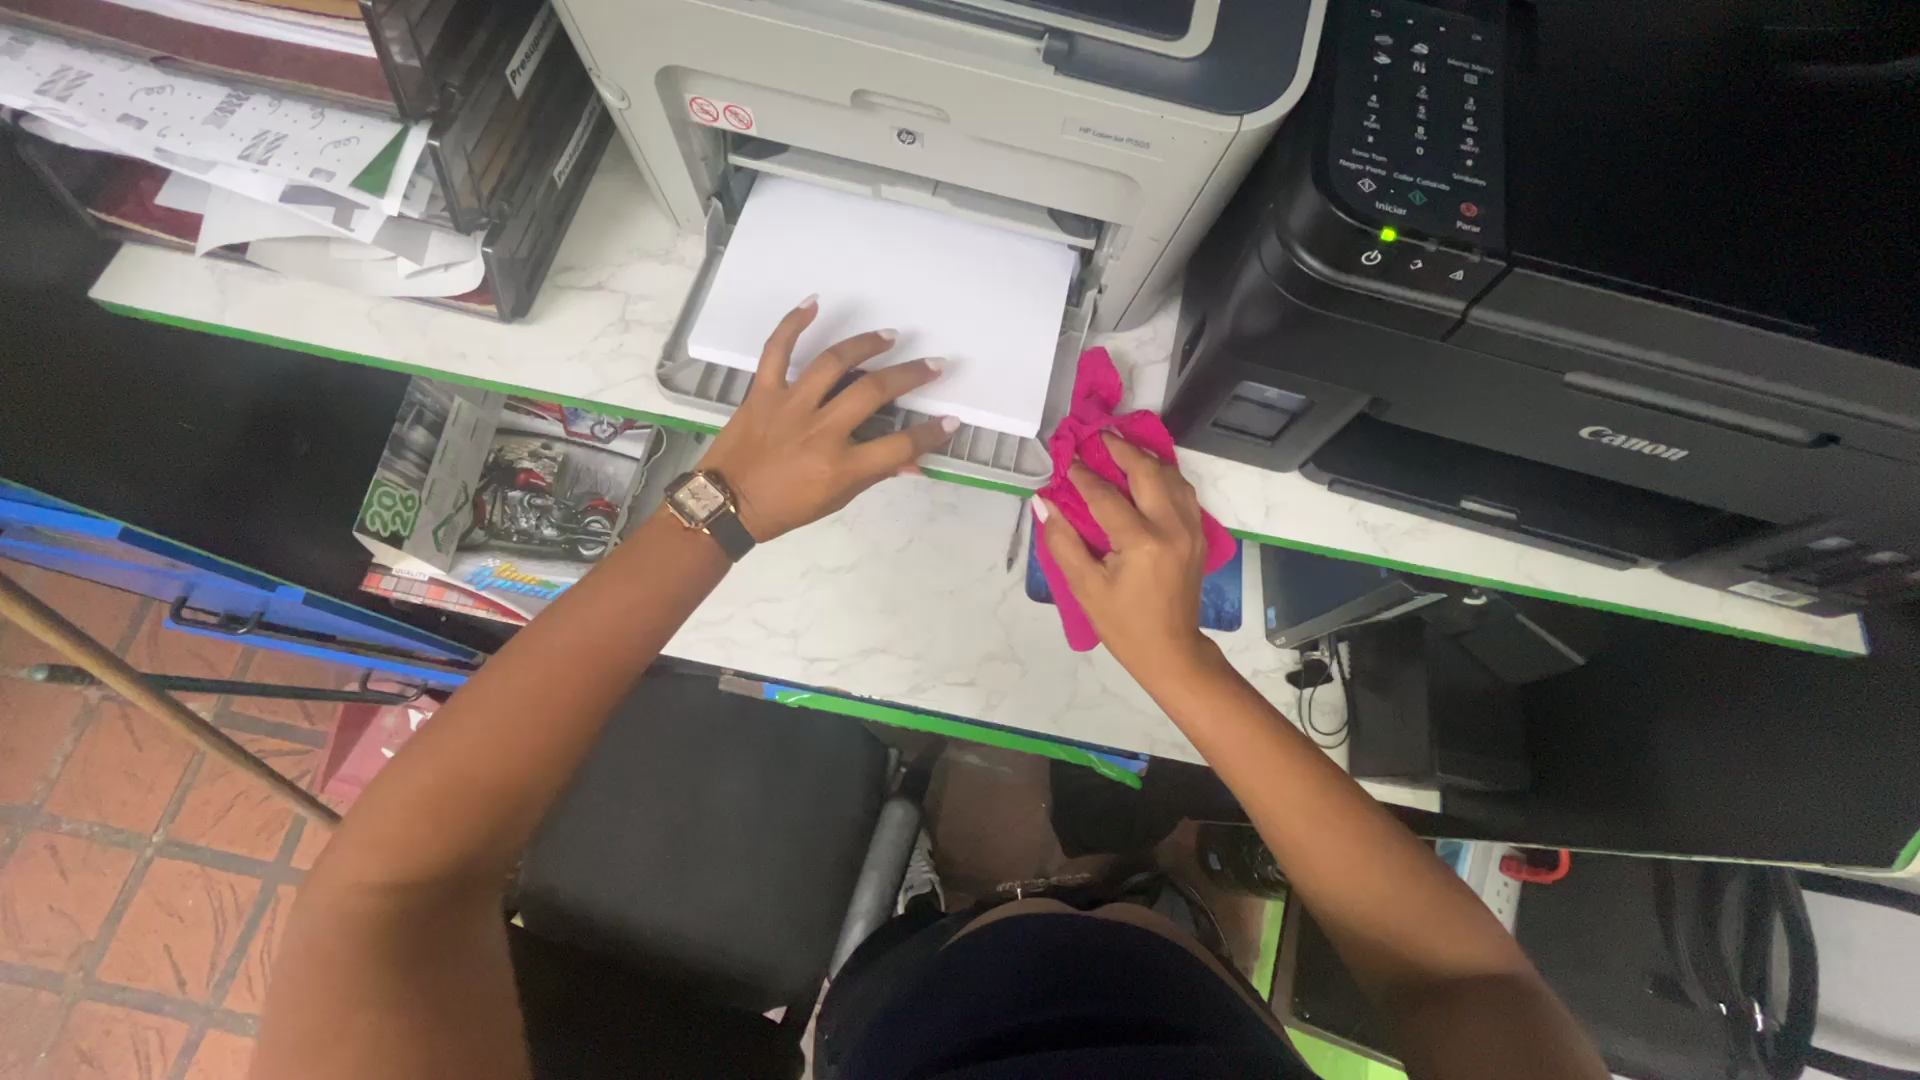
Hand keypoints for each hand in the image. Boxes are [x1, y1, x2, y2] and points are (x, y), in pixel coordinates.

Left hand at [697, 296, 958, 540]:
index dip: (930, 434)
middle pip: (873, 393)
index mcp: (841, 466)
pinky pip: (777, 350)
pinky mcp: (763, 392)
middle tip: (932, 365)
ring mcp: (790, 406)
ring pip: (833, 363)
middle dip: (909, 376)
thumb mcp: (836, 499)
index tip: (951, 421)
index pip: (899, 446)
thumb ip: (874, 475)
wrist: (728, 504)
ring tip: (889, 335)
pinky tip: (814, 303)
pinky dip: (792, 323)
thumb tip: (914, 464)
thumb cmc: (786, 507)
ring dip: (865, 344)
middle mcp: (820, 431)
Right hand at [1038, 434, 1219, 682]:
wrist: (1169, 649)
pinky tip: (1147, 472)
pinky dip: (1164, 475)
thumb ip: (1063, 540)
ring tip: (1122, 447)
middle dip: (1122, 450)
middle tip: (1099, 437)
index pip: (1106, 497)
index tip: (1067, 461)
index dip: (1083, 477)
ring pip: (1172, 477)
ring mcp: (1191, 529)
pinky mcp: (1198, 534)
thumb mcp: (1084, 587)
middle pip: (1148, 472)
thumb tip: (1045, 502)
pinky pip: (1183, 492)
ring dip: (1146, 458)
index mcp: (1142, 543)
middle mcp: (1172, 528)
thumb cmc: (1122, 623)